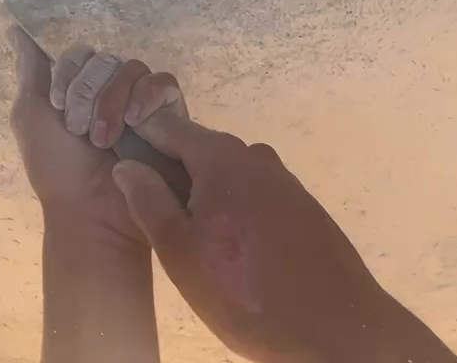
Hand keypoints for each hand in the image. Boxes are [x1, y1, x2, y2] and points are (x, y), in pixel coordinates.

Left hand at [9, 30, 184, 362]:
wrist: (92, 213)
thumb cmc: (57, 170)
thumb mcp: (32, 118)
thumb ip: (30, 73)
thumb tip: (15, 31)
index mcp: (79, 87)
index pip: (78, 53)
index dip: (68, 74)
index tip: (59, 108)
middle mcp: (110, 88)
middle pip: (104, 59)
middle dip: (88, 92)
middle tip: (81, 129)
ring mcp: (141, 100)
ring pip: (132, 68)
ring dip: (113, 100)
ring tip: (106, 137)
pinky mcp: (169, 114)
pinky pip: (164, 83)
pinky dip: (148, 95)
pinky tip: (137, 120)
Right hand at [111, 111, 456, 362]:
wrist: (338, 330)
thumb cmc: (246, 291)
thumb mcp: (180, 251)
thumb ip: (148, 201)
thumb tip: (126, 165)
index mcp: (220, 156)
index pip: (167, 126)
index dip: (139, 138)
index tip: (117, 157)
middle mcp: (252, 155)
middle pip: (198, 150)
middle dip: (172, 173)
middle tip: (155, 217)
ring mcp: (282, 179)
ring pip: (227, 176)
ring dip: (205, 196)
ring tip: (195, 242)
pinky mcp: (302, 206)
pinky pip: (254, 196)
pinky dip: (236, 211)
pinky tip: (233, 249)